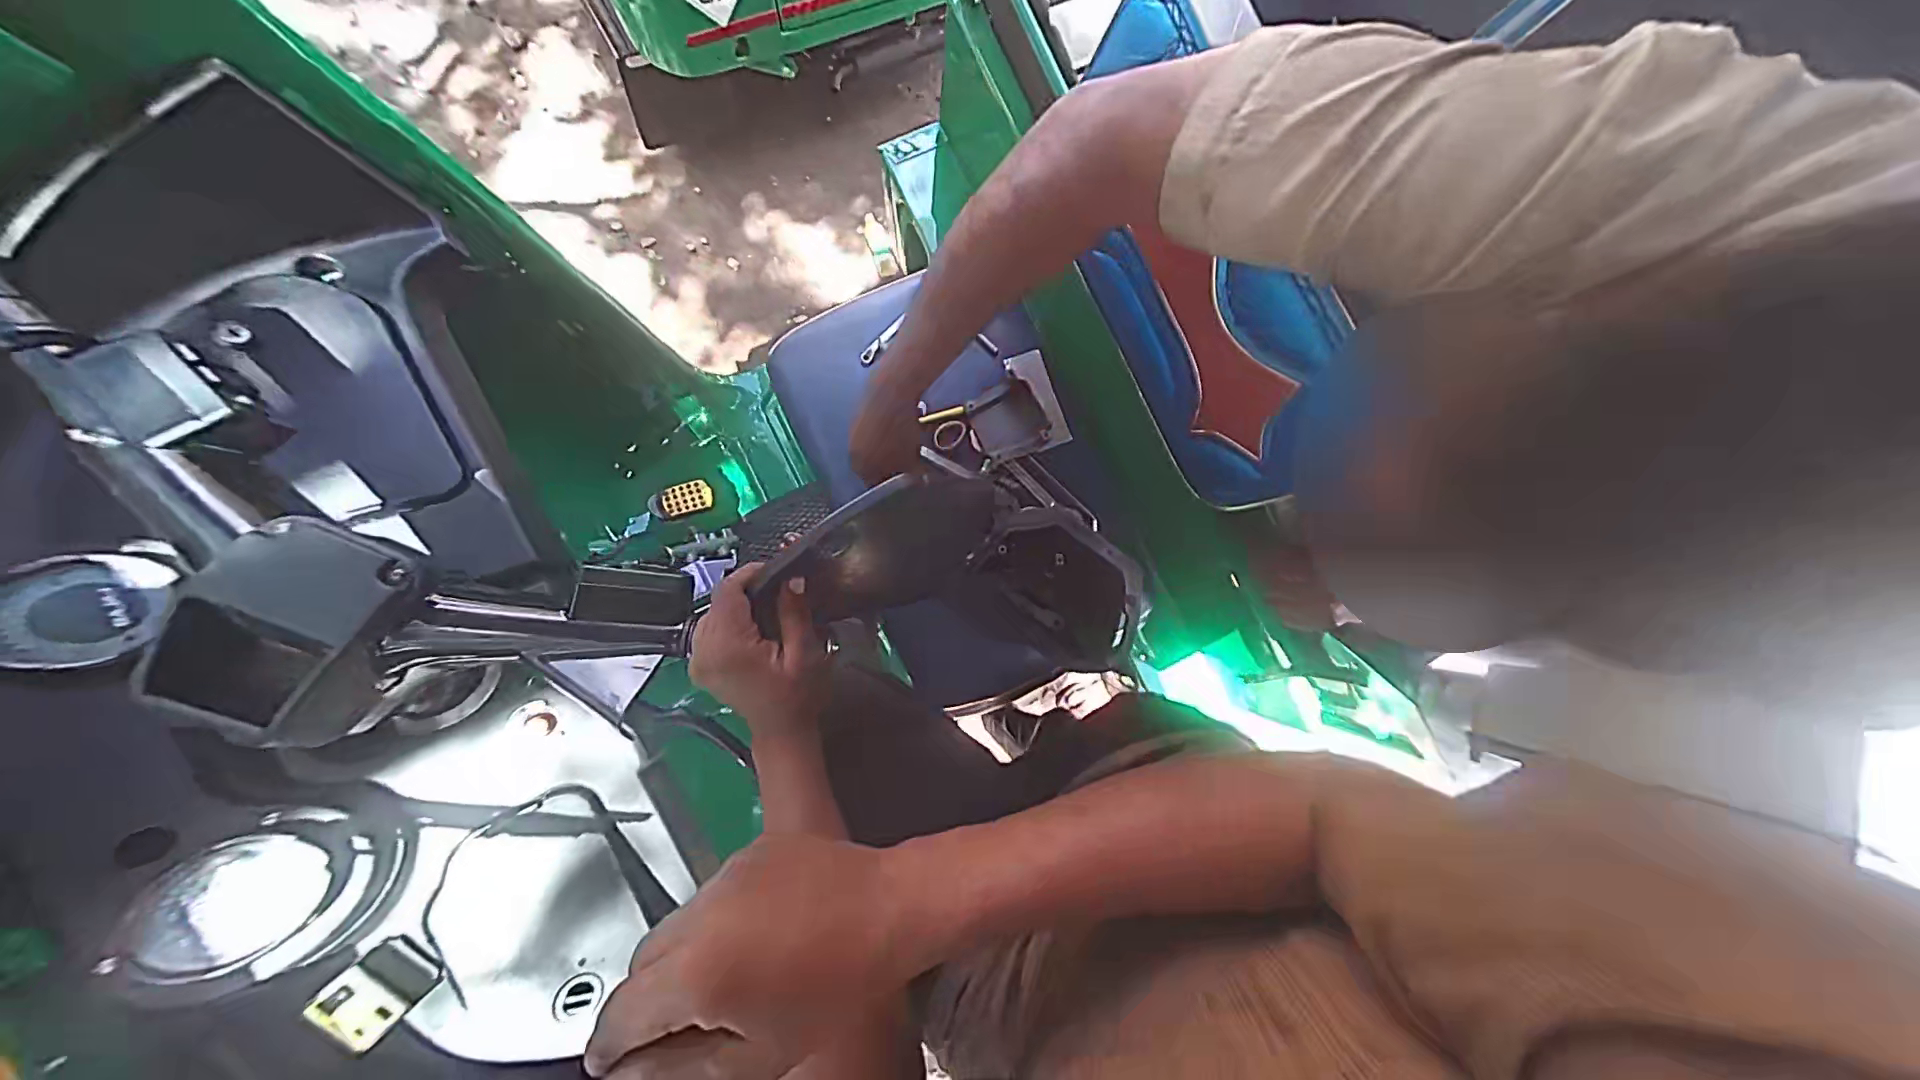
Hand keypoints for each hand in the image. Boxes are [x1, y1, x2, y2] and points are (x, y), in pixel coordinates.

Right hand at [584, 834, 923, 1079]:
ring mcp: (728, 874)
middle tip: (673, 1023)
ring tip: (725, 975)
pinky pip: (714, 891)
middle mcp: (703, 912)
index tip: (612, 1058)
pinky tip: (753, 934)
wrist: (890, 908)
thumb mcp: (762, 1054)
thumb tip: (635, 1068)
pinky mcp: (752, 850)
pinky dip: (716, 917)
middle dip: (647, 997)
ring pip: (678, 922)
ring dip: (683, 953)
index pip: (622, 1012)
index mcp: (699, 970)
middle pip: (644, 961)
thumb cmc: (841, 987)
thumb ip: (684, 1065)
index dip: (611, 1044)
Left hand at [689, 564, 827, 735]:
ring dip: (736, 607)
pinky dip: (727, 623)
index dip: (749, 574)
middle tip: (776, 593)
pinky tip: (750, 631)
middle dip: (746, 592)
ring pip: (712, 612)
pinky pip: (708, 629)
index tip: (771, 571)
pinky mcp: (698, 665)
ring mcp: (697, 660)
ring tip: (765, 613)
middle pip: (718, 601)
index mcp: (729, 647)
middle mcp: (704, 652)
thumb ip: (794, 612)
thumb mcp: (804, 652)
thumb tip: (791, 579)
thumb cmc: (796, 697)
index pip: (727, 591)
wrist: (781, 730)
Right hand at [848, 377, 922, 486]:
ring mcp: (853, 430)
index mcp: (861, 468)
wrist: (891, 390)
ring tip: (910, 438)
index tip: (909, 478)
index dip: (895, 484)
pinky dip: (888, 428)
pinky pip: (876, 427)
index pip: (876, 485)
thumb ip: (913, 474)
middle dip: (891, 464)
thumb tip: (918, 479)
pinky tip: (903, 421)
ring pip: (874, 444)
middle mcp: (851, 451)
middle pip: (873, 464)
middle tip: (911, 459)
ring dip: (890, 444)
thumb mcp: (912, 459)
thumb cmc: (900, 432)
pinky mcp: (859, 410)